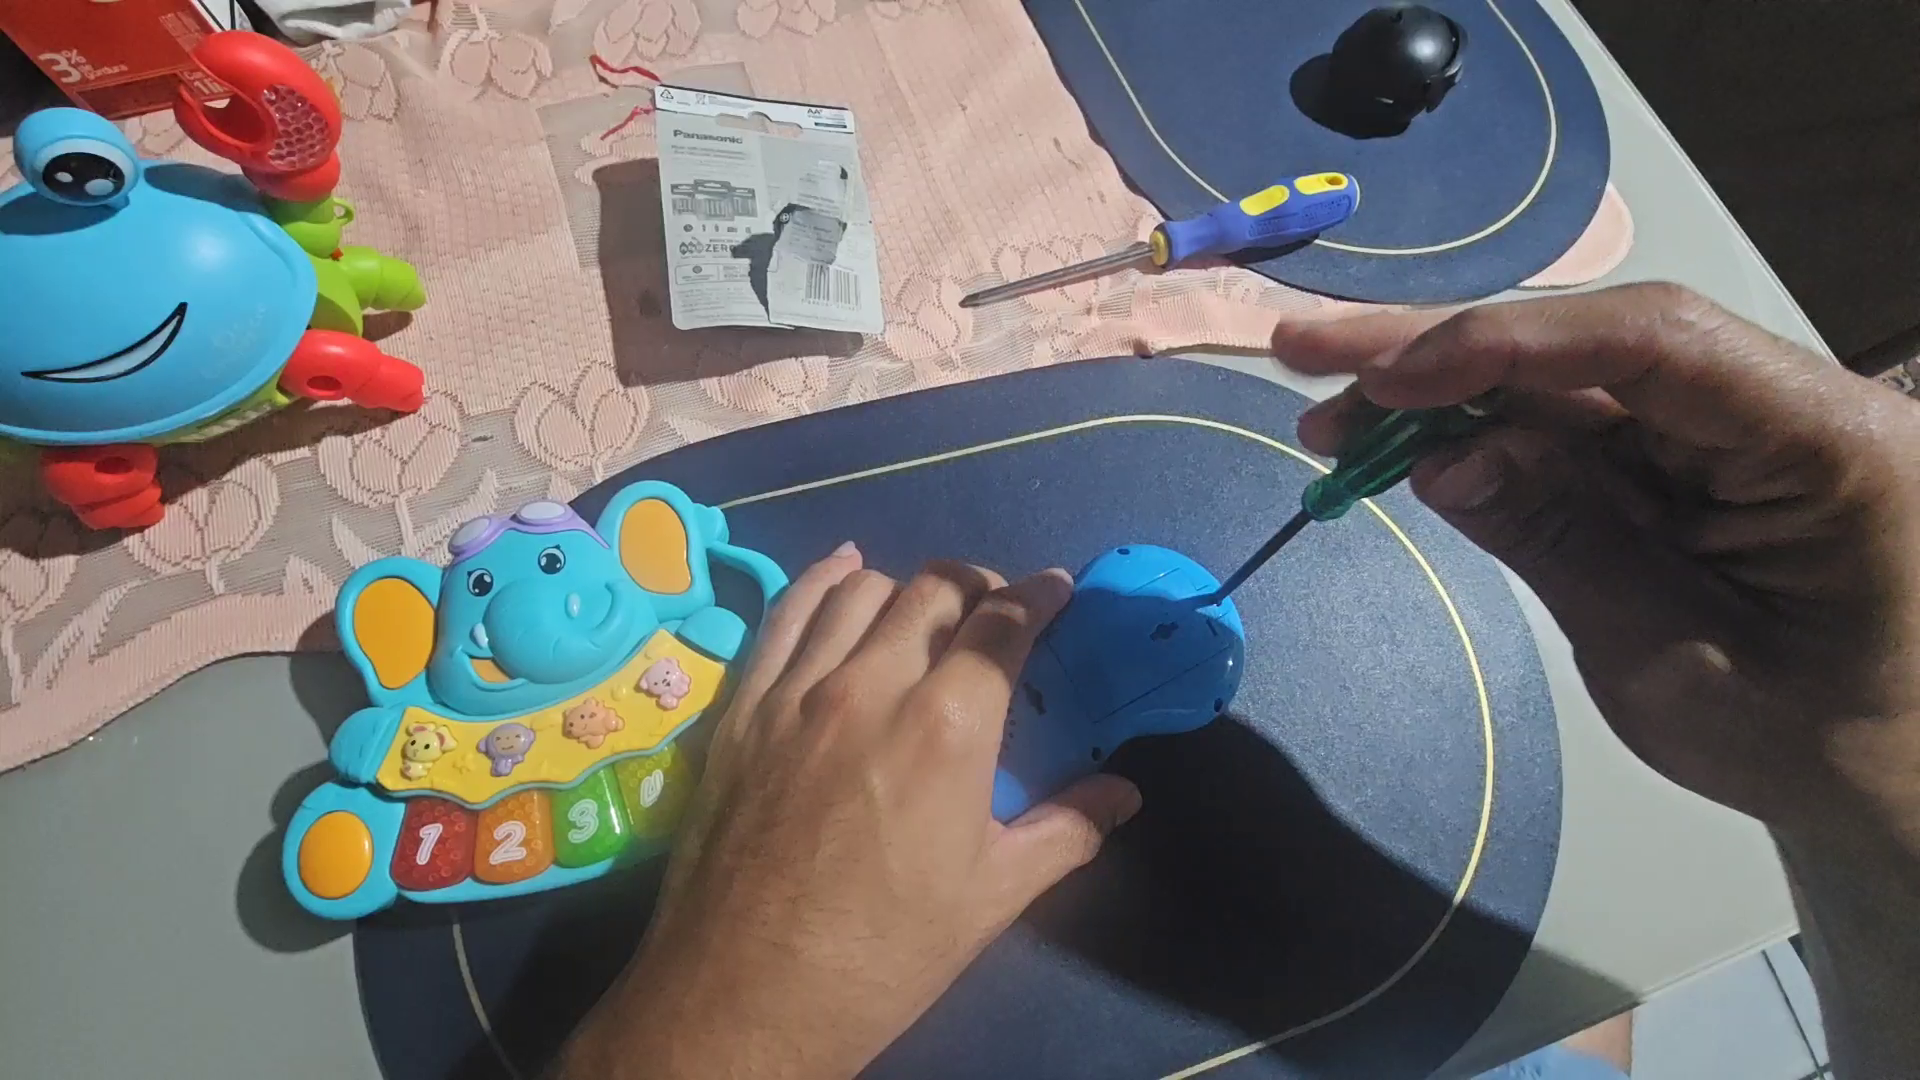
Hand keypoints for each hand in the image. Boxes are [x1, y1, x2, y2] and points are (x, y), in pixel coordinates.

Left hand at [555, 548, 1140, 1079]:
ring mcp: (799, 689)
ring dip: (907, 586)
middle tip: (993, 606)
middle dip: (978, 583)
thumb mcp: (992, 897)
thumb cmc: (884, 953)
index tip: (1055, 587)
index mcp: (946, 727)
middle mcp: (872, 685)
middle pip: (935, 589)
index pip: (1003, 625)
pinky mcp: (745, 703)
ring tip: (924, 608)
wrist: (745, 999)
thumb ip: (1067, 830)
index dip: (1038, 595)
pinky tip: (844, 570)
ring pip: (861, 590)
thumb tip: (1127, 794)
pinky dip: (823, 580)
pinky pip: (786, 612)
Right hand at [1276, 284, 1919, 868]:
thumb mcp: (1673, 660)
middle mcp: (1752, 405)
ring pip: (1532, 379)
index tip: (1383, 384)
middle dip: (1427, 345)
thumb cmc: (1824, 742)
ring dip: (1419, 394)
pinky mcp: (1640, 461)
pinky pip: (1531, 431)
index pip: (1646, 344)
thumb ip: (1560, 543)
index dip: (1498, 346)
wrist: (1892, 778)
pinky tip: (1381, 449)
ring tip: (1323, 420)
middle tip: (1303, 348)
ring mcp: (1689, 431)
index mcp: (1819, 439)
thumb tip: (1438, 465)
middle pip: (1569, 340)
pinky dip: (1449, 438)